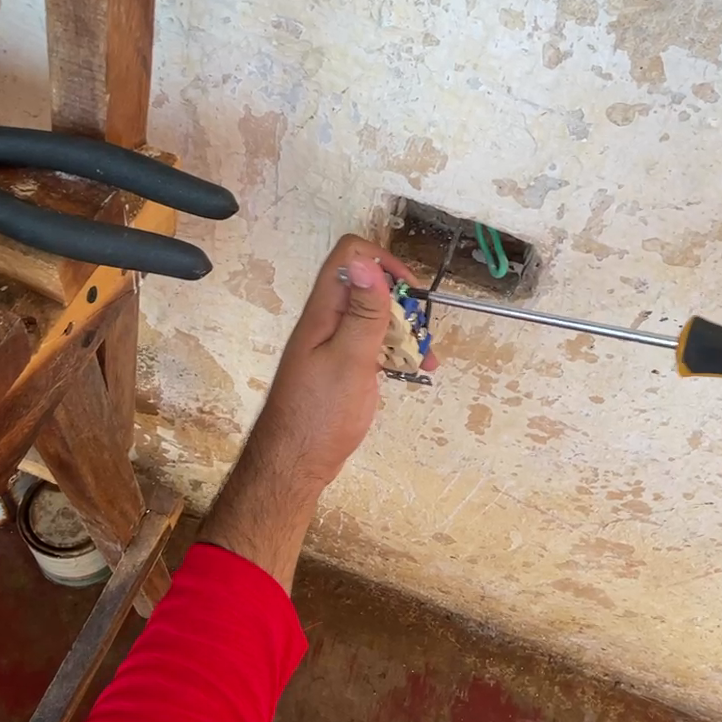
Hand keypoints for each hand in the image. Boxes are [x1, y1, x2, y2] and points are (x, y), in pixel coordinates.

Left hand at [198, 236, 435, 592]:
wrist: (295, 464)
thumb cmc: (321, 415)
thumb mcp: (349, 360)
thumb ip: (362, 312)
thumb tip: (368, 260)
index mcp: (324, 311)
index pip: (350, 256)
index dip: (382, 262)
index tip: (409, 292)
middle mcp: (328, 321)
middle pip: (367, 286)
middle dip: (401, 302)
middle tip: (420, 332)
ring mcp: (335, 344)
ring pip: (375, 317)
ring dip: (404, 330)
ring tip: (426, 358)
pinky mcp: (344, 366)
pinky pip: (374, 345)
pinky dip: (396, 352)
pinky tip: (416, 371)